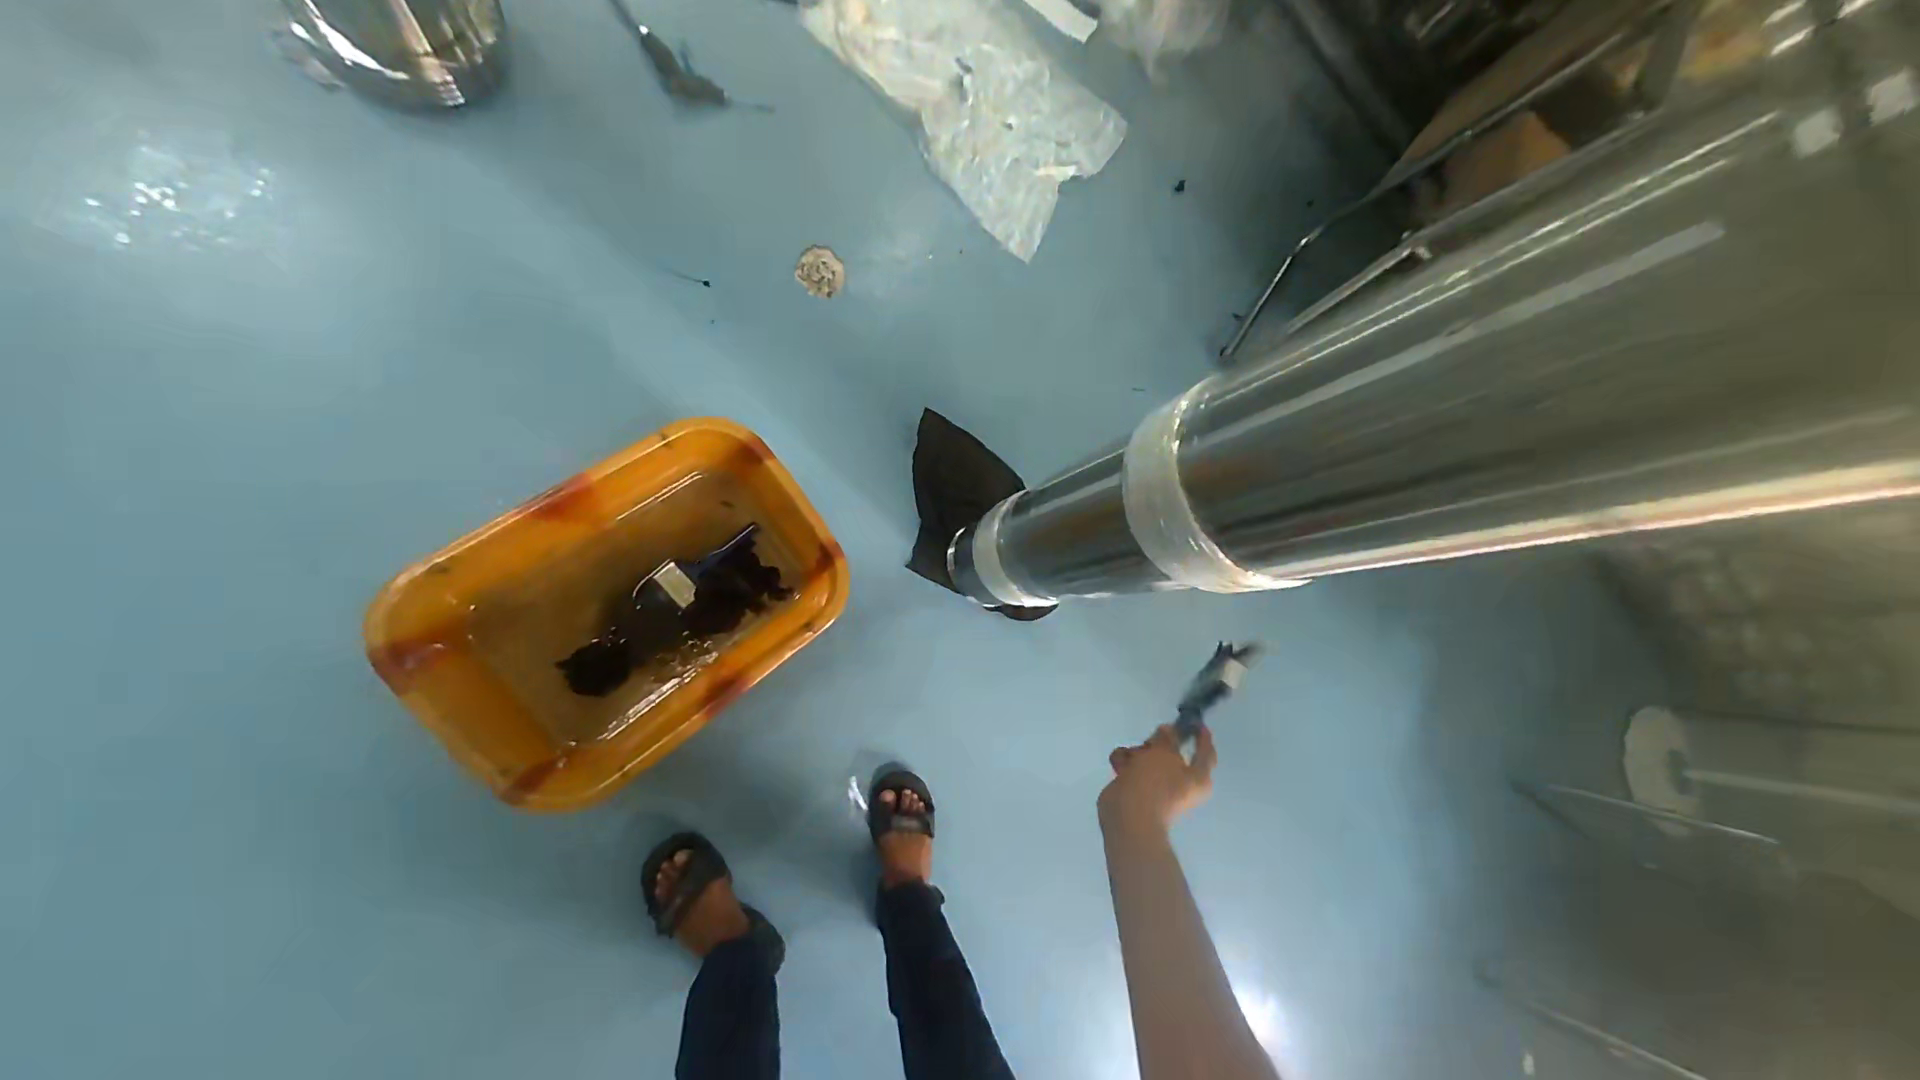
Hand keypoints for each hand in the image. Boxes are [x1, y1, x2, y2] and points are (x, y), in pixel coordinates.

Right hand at [1099, 724, 1215, 831]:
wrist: (1128, 814)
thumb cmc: (1155, 782)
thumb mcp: (1165, 752)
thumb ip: (1168, 737)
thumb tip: (1168, 730)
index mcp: (1198, 777)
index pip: (1206, 752)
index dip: (1202, 736)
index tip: (1195, 721)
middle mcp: (1180, 783)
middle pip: (1171, 752)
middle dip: (1156, 744)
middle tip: (1149, 740)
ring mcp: (1157, 787)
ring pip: (1148, 758)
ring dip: (1136, 753)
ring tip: (1129, 758)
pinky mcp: (1136, 790)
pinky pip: (1132, 767)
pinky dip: (1125, 764)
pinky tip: (1118, 766)